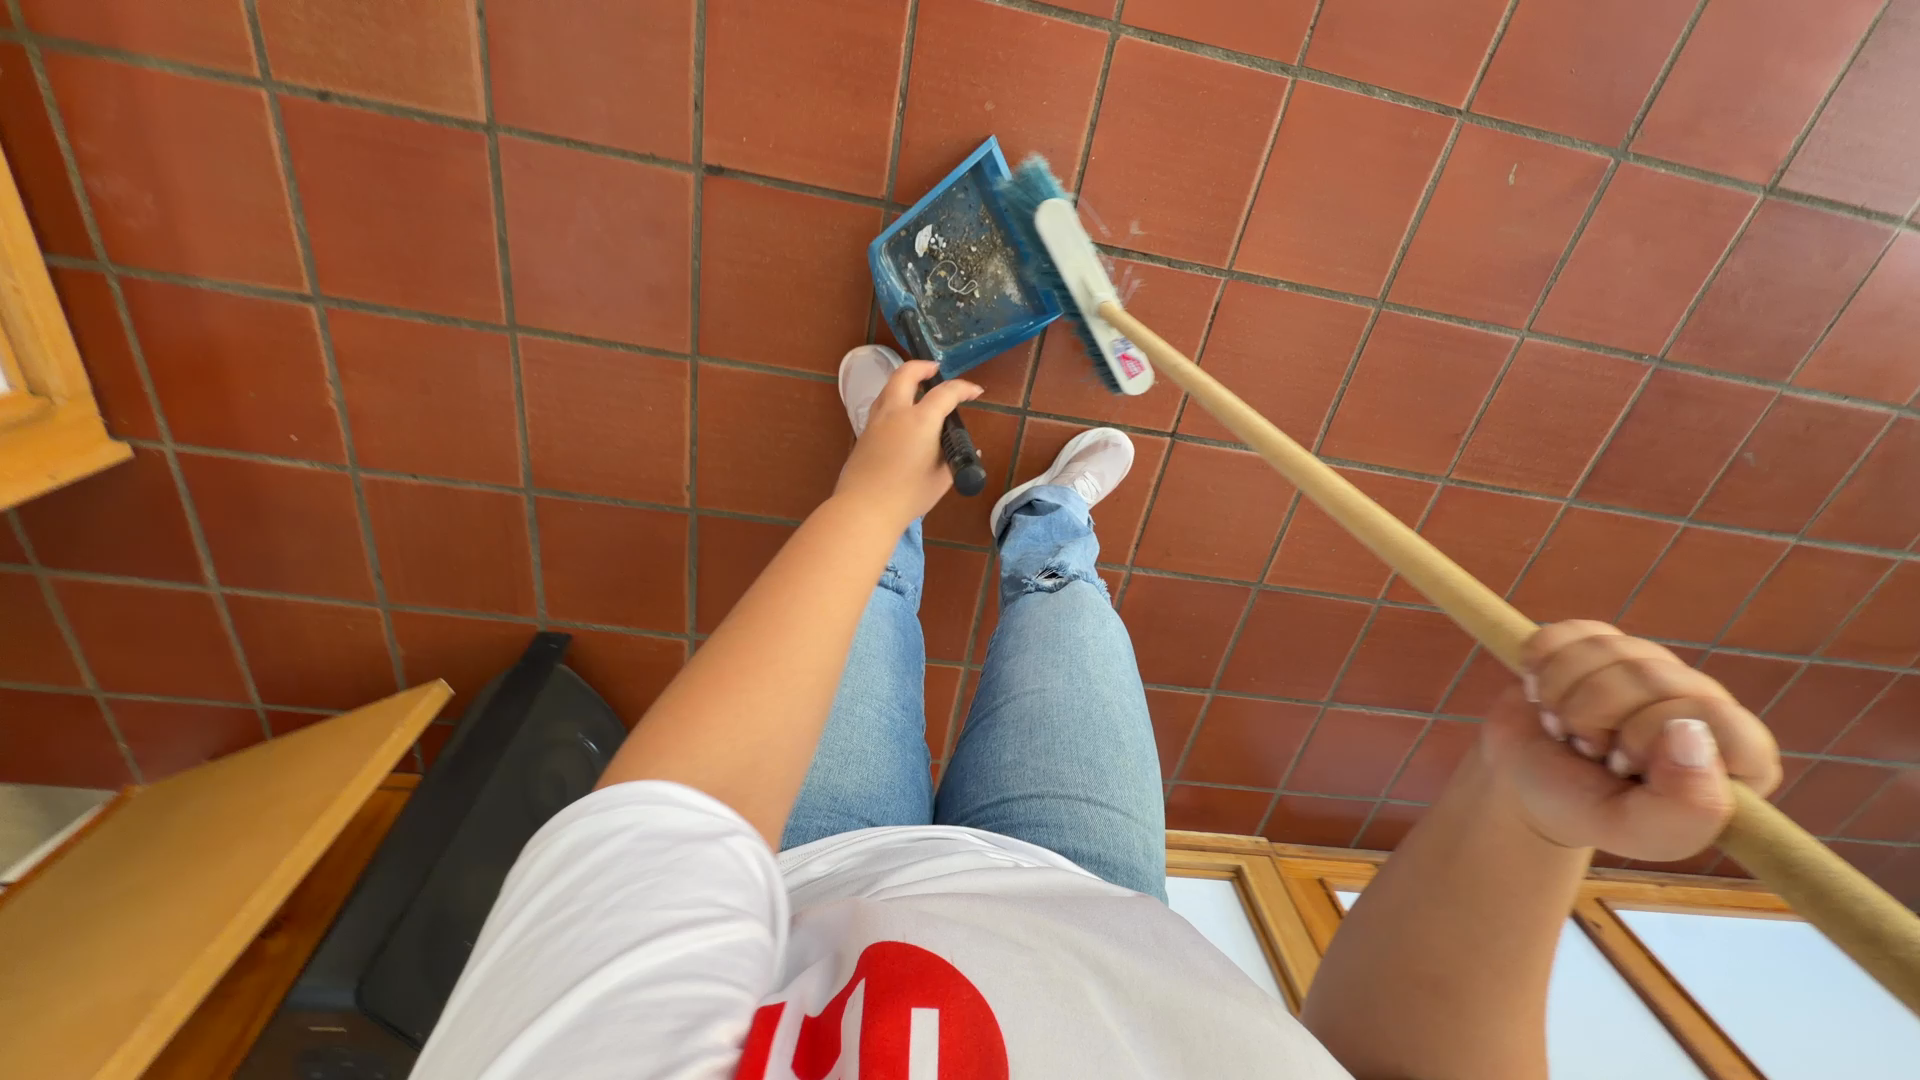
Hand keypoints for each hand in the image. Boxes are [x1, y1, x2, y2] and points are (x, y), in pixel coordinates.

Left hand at [833, 360, 982, 527]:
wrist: (864, 508)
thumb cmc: (908, 495)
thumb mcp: (941, 479)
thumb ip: (955, 461)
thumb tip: (968, 451)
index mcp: (920, 420)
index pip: (945, 393)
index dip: (963, 388)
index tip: (975, 391)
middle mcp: (896, 412)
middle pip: (906, 374)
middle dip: (922, 367)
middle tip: (935, 370)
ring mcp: (876, 421)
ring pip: (888, 387)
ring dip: (904, 381)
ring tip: (917, 390)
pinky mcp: (864, 433)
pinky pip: (880, 406)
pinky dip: (894, 400)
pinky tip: (901, 416)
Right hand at [1479, 620, 1781, 860]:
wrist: (1521, 780)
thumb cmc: (1583, 809)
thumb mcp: (1638, 832)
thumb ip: (1687, 806)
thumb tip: (1691, 733)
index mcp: (1733, 753)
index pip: (1713, 716)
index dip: (1652, 735)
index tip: (1622, 766)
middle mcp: (1697, 702)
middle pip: (1649, 675)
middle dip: (1593, 715)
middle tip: (1585, 748)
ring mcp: (1645, 667)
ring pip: (1605, 648)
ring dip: (1560, 693)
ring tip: (1561, 725)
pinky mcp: (1594, 644)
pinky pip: (1567, 631)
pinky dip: (1540, 663)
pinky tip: (1541, 692)